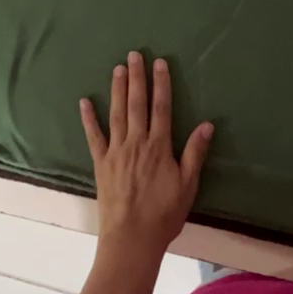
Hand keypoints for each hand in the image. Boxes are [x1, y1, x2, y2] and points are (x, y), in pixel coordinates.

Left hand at [80, 51, 214, 267]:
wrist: (132, 238)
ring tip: (117, 68)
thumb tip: (207, 125)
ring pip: (117, 113)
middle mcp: (136, 143)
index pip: (161, 108)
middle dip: (137, 78)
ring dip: (117, 90)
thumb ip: (195, 153)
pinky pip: (93, 136)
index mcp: (159, 147)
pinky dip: (89, 118)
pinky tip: (85, 102)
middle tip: (134, 55)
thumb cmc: (164, 214)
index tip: (160, 63)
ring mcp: (116, 151)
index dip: (161, 84)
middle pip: (137, 104)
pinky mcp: (101, 163)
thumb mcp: (188, 185)